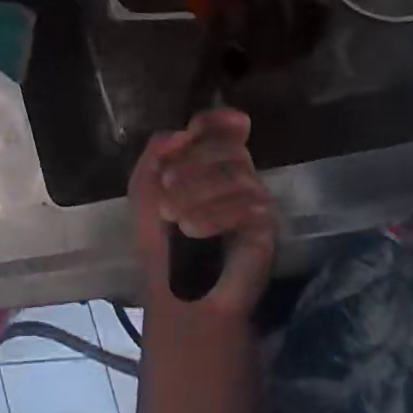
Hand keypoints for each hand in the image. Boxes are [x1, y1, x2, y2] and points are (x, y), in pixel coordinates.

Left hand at [128, 108, 277, 319]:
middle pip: (229, 148)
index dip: (216, 121)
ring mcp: (255, 201)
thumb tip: (183, 130)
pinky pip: (249, 207)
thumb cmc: (159, 239)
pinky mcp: (267, 229)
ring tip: (173, 218)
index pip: (222, 129)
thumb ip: (157, 152)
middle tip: (166, 188)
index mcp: (208, 162)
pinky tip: (192, 229)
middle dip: (193, 164)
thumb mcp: (145, 188)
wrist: (177, 292)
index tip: (199, 126)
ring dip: (197, 192)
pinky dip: (214, 215)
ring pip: (237, 175)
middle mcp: (237, 175)